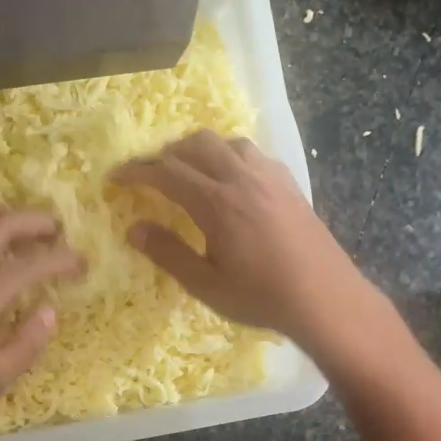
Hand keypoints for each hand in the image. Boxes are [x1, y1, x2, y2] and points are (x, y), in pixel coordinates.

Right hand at [114, 130, 371, 348]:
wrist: (325, 297)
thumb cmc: (261, 297)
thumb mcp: (205, 285)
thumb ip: (167, 253)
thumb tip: (133, 229)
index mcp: (216, 203)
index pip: (166, 172)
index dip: (136, 172)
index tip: (116, 178)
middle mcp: (241, 178)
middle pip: (194, 145)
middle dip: (165, 155)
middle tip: (149, 176)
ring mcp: (269, 176)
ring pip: (224, 142)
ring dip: (198, 150)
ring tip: (186, 172)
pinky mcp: (288, 182)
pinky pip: (250, 152)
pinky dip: (227, 155)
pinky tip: (227, 178)